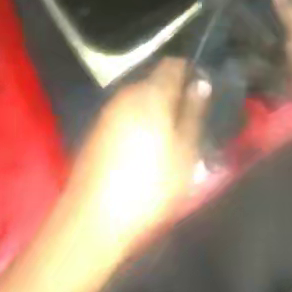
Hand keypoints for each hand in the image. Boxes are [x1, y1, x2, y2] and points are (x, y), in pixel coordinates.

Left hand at [59, 58, 208, 260]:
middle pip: (155, 81)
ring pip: (139, 100)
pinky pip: (125, 117)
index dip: (190, 73)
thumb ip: (193, 113)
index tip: (203, 91)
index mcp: (151, 93)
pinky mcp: (95, 134)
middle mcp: (127, 95)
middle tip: (190, 120)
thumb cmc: (147, 188)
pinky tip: (145, 151)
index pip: (174, 65)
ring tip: (171, 138)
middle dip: (173, 94)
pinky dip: (138, 124)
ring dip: (155, 111)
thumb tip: (200, 83)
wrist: (89, 225)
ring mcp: (107, 114)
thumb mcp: (185, 153)